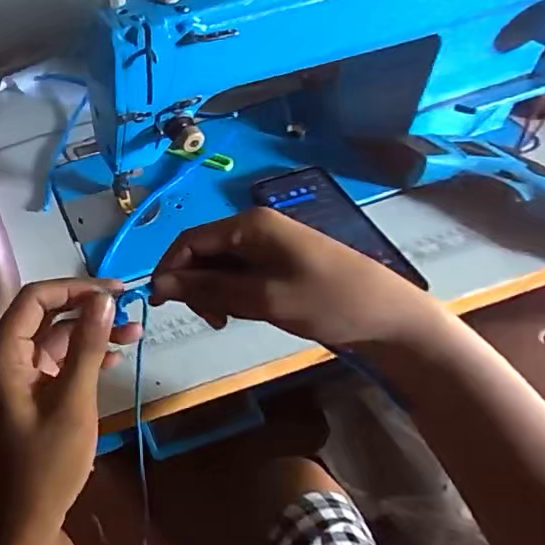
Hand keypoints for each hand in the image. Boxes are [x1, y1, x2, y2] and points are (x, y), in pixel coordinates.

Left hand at [0, 279, 141, 538]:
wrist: (27, 520)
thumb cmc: (48, 463)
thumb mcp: (74, 400)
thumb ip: (88, 345)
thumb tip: (105, 298)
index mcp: (3, 354)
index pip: (35, 298)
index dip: (75, 288)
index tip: (115, 291)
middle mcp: (5, 357)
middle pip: (46, 313)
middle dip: (88, 307)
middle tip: (129, 306)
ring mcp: (18, 374)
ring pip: (56, 336)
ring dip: (93, 332)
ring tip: (135, 332)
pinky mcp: (31, 391)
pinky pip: (58, 359)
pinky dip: (86, 354)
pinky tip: (117, 357)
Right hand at [150, 207, 440, 348]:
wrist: (385, 315)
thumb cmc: (325, 300)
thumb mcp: (263, 297)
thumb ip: (209, 288)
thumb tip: (159, 283)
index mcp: (248, 225)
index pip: (190, 240)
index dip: (169, 269)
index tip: (161, 304)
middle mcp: (254, 228)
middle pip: (202, 252)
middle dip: (194, 284)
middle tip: (211, 320)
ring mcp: (267, 246)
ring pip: (219, 267)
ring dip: (213, 293)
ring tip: (230, 320)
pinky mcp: (278, 265)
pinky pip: (240, 275)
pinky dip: (233, 295)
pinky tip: (245, 313)